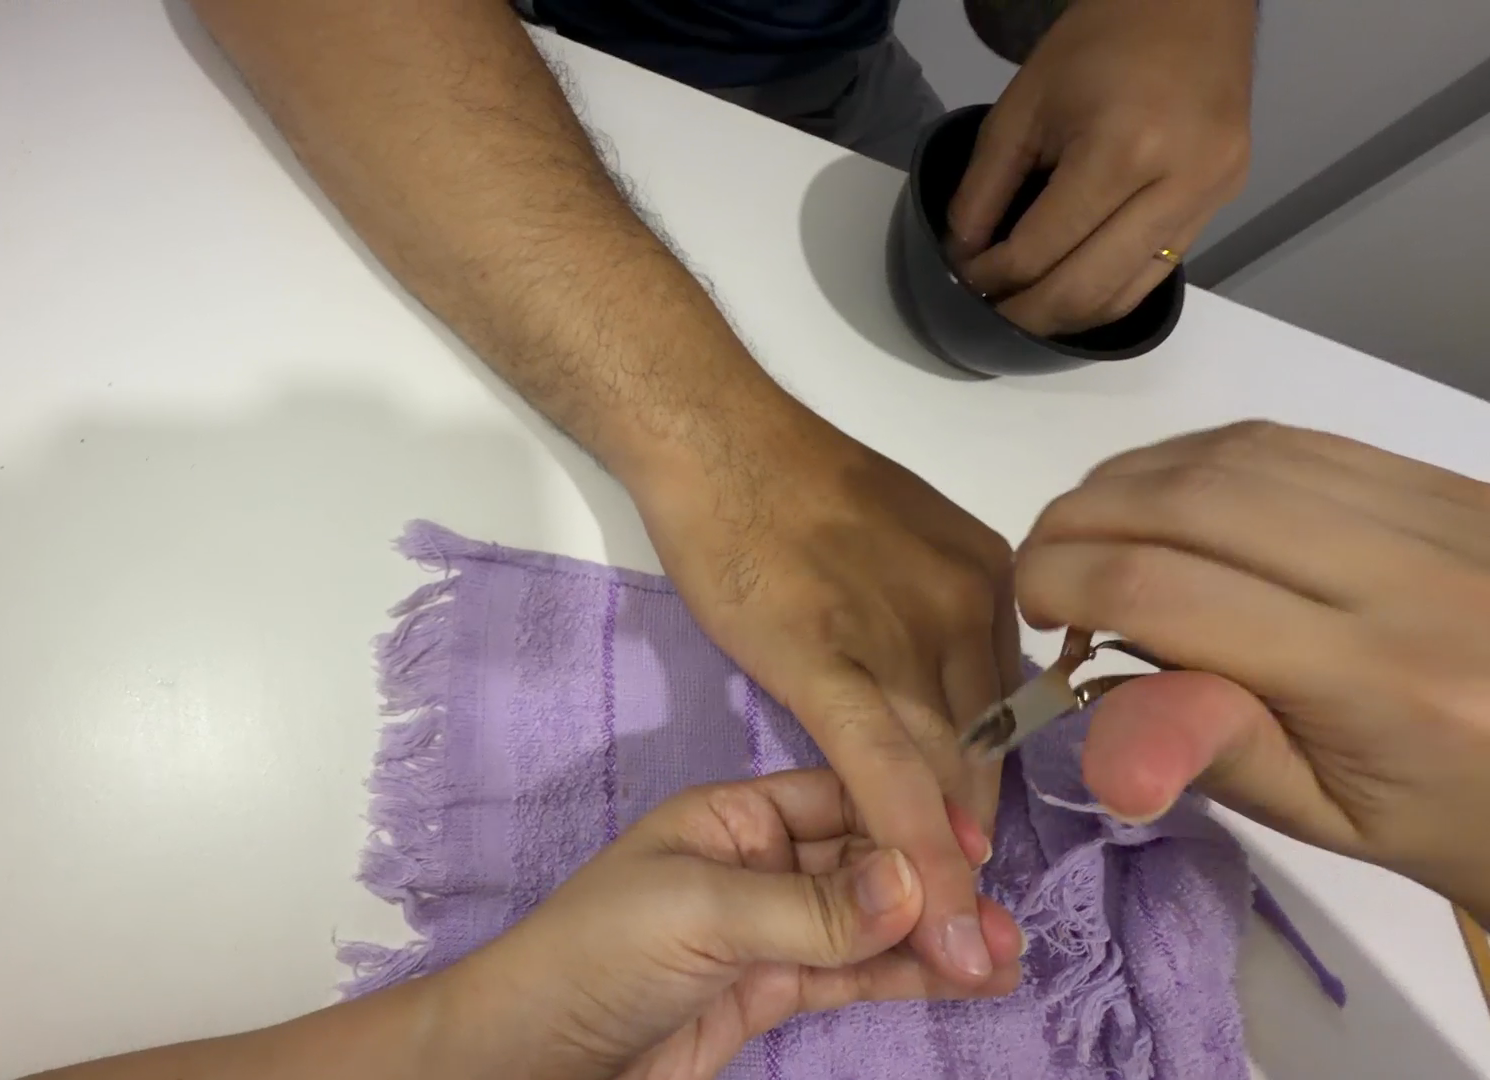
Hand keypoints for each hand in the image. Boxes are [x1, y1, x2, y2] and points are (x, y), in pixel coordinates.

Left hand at [450, 771, 1024, 1079]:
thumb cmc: (608, 947)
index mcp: (730, 814)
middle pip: (858, 860)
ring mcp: (768, 925)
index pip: (833, 798)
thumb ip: (810, 906)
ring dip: (932, 935)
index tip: (977, 845)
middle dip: (929, 886)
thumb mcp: (703, 909)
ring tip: (1006, 955)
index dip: (900, 817)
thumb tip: (919, 881)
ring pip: (865, 921)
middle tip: (1003, 922)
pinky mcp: (773, 986)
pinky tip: (963, 977)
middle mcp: (756, 859)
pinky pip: (850, 971)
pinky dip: (904, 975)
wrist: (547, 1046)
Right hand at [630, 404, 1022, 986]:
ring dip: (946, 855)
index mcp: (984, 577)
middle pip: (976, 746)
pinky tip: (919, 893)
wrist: (717, 440)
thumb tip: (919, 670)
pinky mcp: (823, 654)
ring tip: (952, 936)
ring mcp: (895, 631)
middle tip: (974, 916)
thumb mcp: (882, 527)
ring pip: (938, 764)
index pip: (996, 705)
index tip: (969, 838)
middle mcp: (964, 608)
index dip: (982, 783)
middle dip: (976, 832)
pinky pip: (879, 757)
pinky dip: (905, 829)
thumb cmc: (784, 477)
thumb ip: (917, 601)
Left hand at [948, 0, 1255, 336]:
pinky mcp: (1221, 202)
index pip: (1035, 254)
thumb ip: (978, 196)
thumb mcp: (1014, 114)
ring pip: (1119, 299)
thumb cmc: (1095, 46)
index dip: (986, 278)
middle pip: (1081, 291)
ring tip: (1016, 312)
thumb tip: (961, 259)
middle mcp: (1180, 182)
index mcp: (1124, 152)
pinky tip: (1060, 295)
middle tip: (981, 315)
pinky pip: (1150, 278)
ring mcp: (1211, 196)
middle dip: (1019, 316)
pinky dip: (1097, 299)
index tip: (960, 276)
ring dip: (1058, 319)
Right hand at [1015, 421, 1489, 919]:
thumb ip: (1202, 752)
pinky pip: (1272, 441)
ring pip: (1219, 458)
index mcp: (1385, 683)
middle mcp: (1422, 578)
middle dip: (1068, 528)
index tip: (1035, 615)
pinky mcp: (1447, 480)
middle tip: (1045, 573)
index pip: (1155, 590)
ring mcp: (1445, 512)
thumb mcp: (1323, 816)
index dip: (1055, 581)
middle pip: (1178, 504)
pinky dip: (1178, 464)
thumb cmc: (1448, 810)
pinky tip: (1158, 504)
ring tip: (1091, 539)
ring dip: (1114, 489)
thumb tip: (1086, 726)